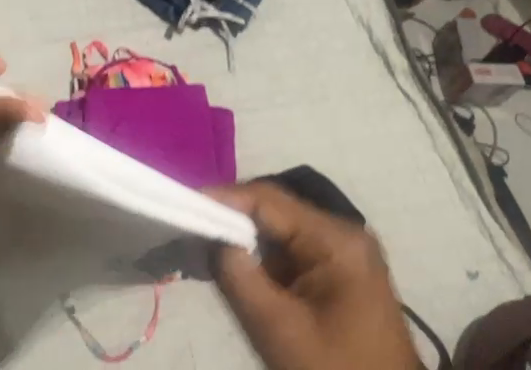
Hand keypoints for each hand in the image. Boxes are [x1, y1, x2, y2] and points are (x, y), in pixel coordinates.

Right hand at [207, 181, 421, 369]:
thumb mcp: (280, 331)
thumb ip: (240, 278)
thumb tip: (214, 239)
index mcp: (336, 239)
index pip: (269, 200)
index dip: (224, 199)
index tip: (184, 205)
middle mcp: (344, 234)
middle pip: (276, 212)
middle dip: (233, 220)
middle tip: (192, 230)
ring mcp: (346, 254)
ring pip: (282, 233)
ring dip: (248, 241)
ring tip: (209, 250)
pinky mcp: (342, 275)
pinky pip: (294, 253)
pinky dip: (266, 261)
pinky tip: (242, 273)